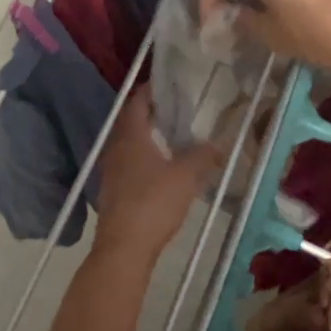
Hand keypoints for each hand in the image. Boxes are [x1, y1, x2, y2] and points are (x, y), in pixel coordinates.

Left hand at [92, 88, 218, 262]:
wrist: (124, 247)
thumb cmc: (153, 203)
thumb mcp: (186, 177)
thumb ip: (203, 156)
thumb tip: (219, 144)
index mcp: (130, 136)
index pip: (137, 101)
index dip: (151, 90)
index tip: (168, 83)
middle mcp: (115, 147)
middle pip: (131, 121)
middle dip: (151, 112)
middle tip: (176, 108)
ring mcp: (110, 170)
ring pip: (129, 143)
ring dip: (148, 136)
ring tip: (173, 136)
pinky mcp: (113, 190)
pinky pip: (129, 163)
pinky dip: (144, 157)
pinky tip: (161, 167)